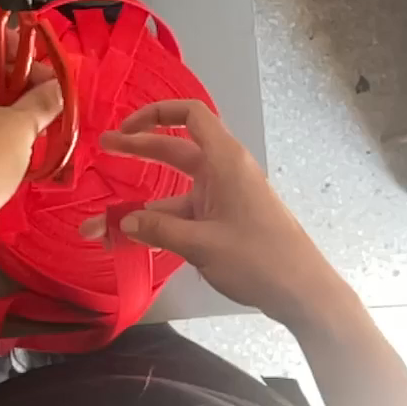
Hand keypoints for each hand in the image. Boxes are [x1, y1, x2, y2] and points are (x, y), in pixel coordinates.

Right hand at [86, 100, 356, 330]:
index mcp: (225, 161)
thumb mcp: (202, 244)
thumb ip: (159, 231)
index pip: (190, 115)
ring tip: (103, 221)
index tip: (127, 128)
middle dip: (139, 148)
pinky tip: (133, 241)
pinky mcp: (225, 220)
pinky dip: (160, 223)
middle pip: (176, 149)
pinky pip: (186, 213)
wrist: (303, 291)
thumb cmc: (259, 259)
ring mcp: (225, 197)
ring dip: (142, 203)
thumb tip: (122, 223)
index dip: (156, 114)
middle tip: (103, 147)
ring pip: (175, 190)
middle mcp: (224, 171)